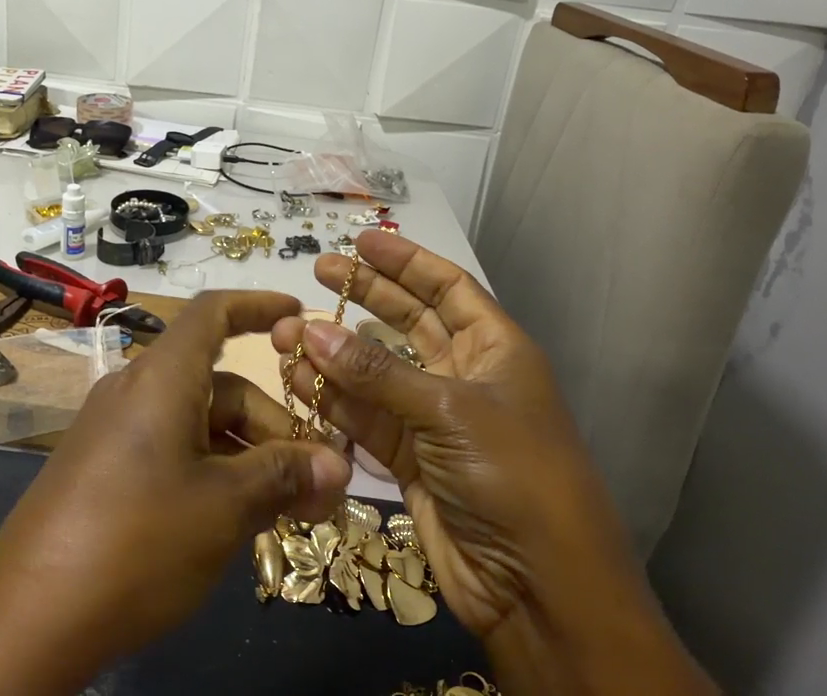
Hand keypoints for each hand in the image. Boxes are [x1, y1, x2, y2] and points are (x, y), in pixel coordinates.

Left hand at [0, 291, 350, 695]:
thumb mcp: (223, 507)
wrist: (28, 617)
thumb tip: (338, 464)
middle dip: (275, 426)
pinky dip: (214, 474)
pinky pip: (172, 454)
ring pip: (198, 426)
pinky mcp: (103, 473)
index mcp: (161, 378)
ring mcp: (114, 435)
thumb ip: (282, 477)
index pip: (212, 314)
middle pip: (219, 386)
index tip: (301, 313)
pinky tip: (240, 522)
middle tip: (321, 482)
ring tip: (291, 511)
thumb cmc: (137, 541)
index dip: (258, 306)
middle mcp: (135, 392)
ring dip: (249, 457)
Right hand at [274, 232, 715, 695]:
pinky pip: (363, 418)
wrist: (540, 585)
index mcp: (496, 349)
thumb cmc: (514, 475)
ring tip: (286, 332)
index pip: (448, 289)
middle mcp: (465, 377)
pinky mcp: (409, 461)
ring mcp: (434, 421)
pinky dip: (331, 400)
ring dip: (334, 352)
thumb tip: (311, 330)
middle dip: (365, 297)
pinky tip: (296, 378)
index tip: (360, 242)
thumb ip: (377, 372)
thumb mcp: (450, 410)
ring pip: (376, 372)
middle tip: (315, 272)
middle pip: (408, 322)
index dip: (406, 262)